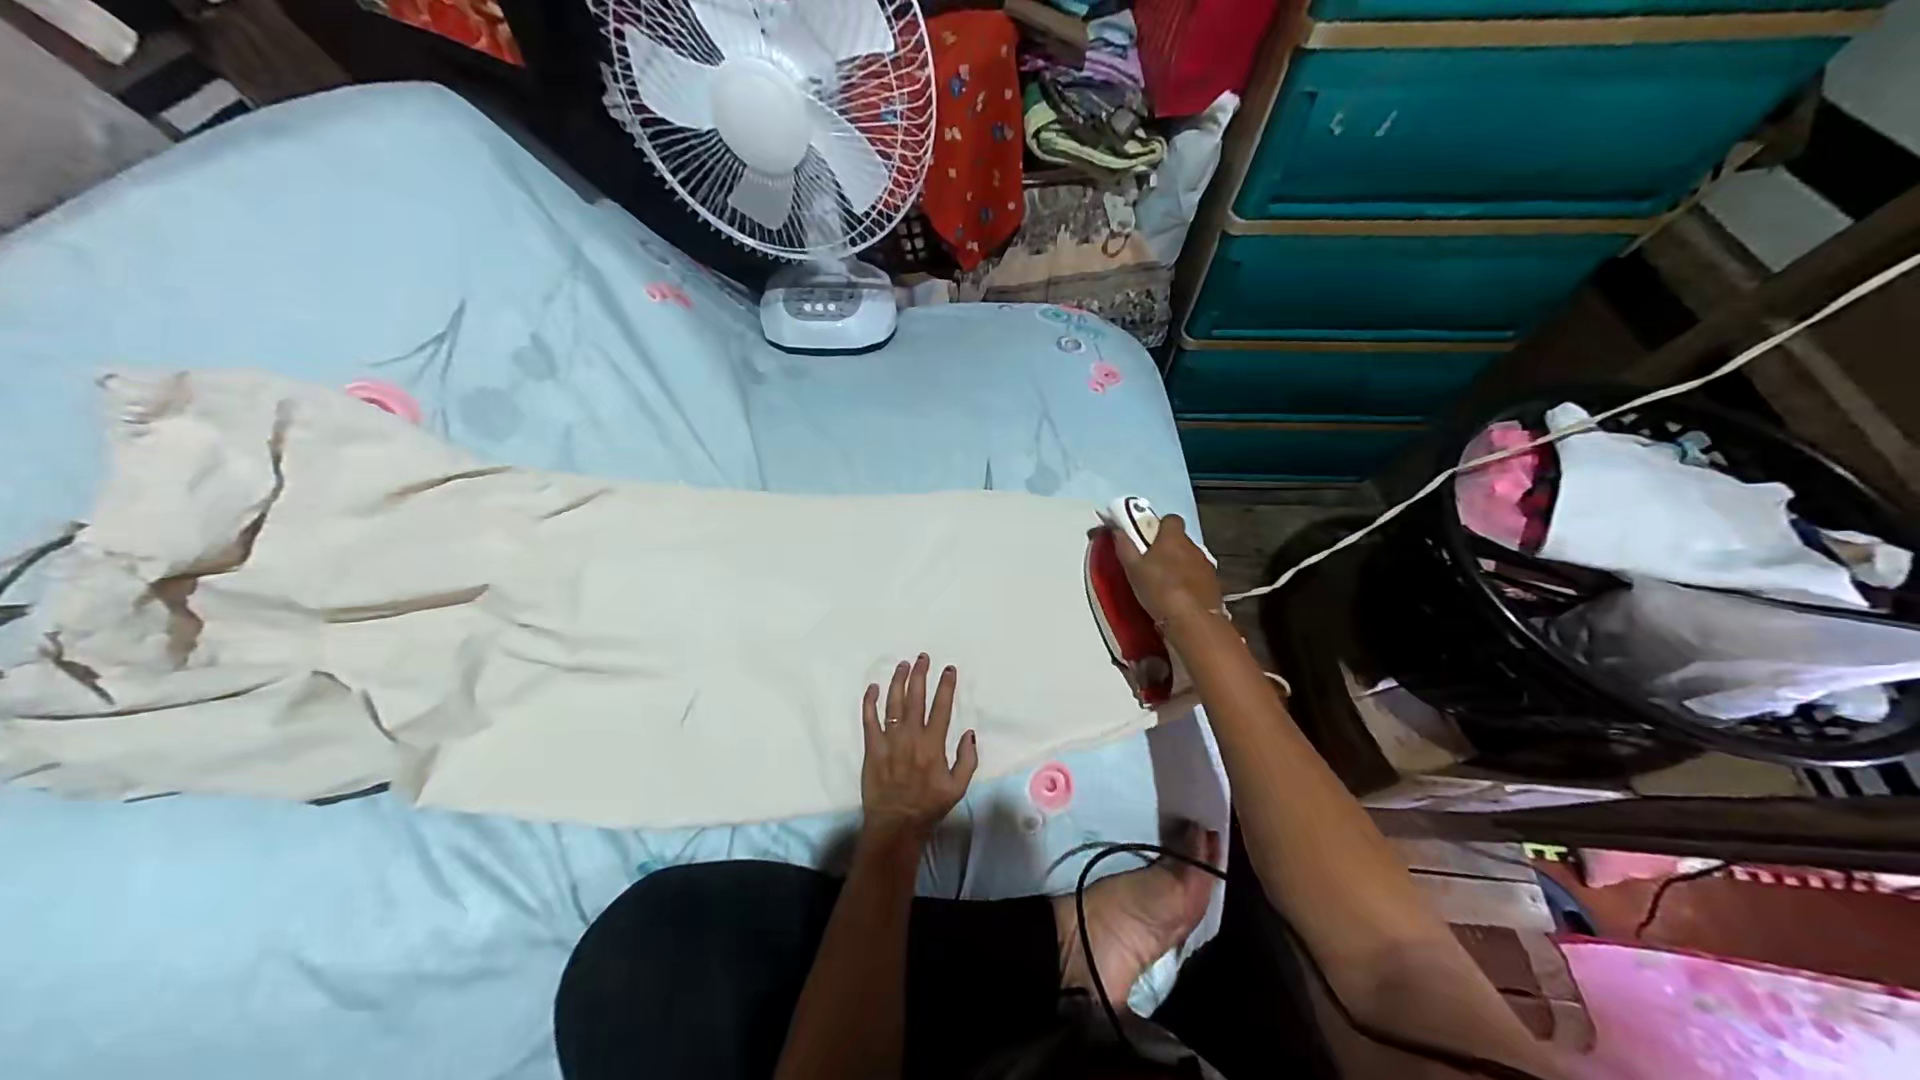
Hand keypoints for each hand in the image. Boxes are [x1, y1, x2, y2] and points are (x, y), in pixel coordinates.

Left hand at [860, 654, 977, 845]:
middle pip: (915, 697)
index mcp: (933, 744)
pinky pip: (869, 720)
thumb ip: (967, 759)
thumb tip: (970, 733)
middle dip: (920, 674)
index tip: (948, 670)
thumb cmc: (929, 806)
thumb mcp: (958, 787)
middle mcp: (911, 736)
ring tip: (902, 665)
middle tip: (922, 658)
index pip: (941, 707)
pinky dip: (870, 702)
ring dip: (898, 681)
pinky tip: (873, 688)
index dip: (946, 686)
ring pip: (893, 703)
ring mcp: (889, 740)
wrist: (896, 823)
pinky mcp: (872, 747)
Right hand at [1110, 513, 1223, 624]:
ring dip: (1180, 567)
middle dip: (1169, 549)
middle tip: (1152, 564)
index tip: (1148, 538)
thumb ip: (1125, 547)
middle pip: (1181, 541)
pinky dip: (1191, 583)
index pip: (1171, 519)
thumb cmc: (1158, 589)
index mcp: (1173, 538)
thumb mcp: (1133, 569)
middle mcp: (1194, 547)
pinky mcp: (1215, 585)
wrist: (1191, 620)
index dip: (1160, 526)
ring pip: (1191, 560)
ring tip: (1166, 584)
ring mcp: (1207, 566)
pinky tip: (1180, 598)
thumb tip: (1117, 530)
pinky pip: (1199, 578)